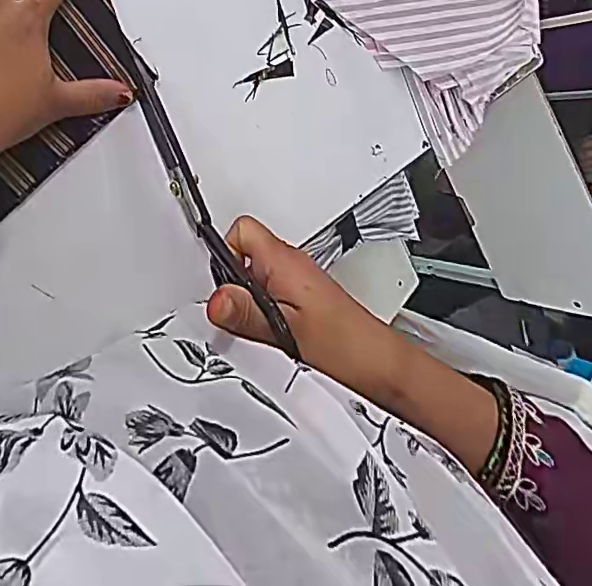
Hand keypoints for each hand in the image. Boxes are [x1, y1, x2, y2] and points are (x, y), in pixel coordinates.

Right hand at [207, 216, 414, 402]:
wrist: (379, 362)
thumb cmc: (345, 344)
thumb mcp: (285, 331)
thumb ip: (246, 313)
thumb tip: (215, 299)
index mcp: (283, 260)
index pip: (241, 230)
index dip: (221, 251)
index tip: (212, 282)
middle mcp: (290, 263)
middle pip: (244, 251)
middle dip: (231, 280)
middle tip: (233, 310)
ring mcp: (297, 279)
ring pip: (255, 272)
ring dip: (247, 297)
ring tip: (254, 326)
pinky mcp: (302, 296)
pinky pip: (269, 290)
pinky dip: (261, 308)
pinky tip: (268, 334)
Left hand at [581, 133, 591, 180]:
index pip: (590, 139)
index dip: (586, 143)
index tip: (584, 145)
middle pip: (586, 147)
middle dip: (582, 150)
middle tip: (580, 153)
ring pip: (586, 157)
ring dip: (583, 159)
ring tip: (581, 161)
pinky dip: (587, 167)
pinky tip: (586, 169)